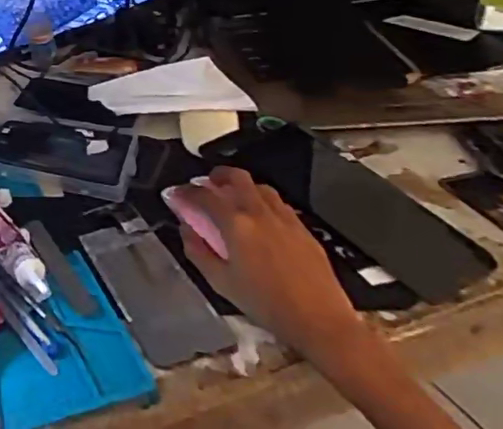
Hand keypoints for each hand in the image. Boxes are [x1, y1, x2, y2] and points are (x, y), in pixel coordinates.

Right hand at [176, 167, 366, 357]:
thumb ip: (196, 250)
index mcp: (235, 224)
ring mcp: (287, 222)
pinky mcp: (306, 233)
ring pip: (261, 188)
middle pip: (237, 177)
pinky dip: (265, 204)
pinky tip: (262, 221)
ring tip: (236, 200)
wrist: (324, 325)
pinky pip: (281, 206)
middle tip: (208, 185)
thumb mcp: (220, 281)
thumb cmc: (267, 305)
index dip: (184, 191)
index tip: (178, 196)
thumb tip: (187, 230)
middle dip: (217, 176)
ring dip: (243, 188)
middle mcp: (260, 214)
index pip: (202, 194)